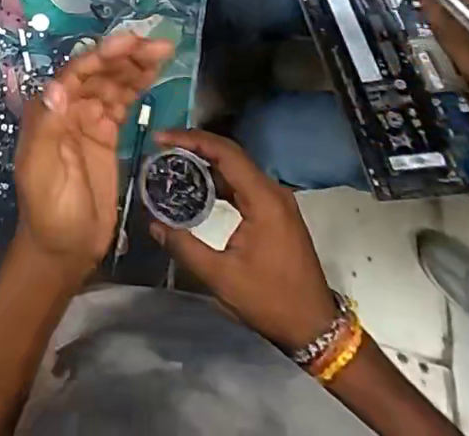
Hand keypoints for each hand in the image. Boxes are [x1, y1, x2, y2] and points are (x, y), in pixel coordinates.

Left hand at [12, 32, 172, 277]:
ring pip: (112, 84)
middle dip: (125, 55)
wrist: (63, 248)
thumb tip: (56, 87)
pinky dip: (136, 86)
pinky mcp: (104, 134)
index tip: (131, 42)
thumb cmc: (48, 211)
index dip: (102, 56)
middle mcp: (66, 108)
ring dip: (134, 66)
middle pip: (97, 73)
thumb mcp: (41, 170)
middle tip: (158, 43)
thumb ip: (48, 128)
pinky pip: (121, 102)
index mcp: (48, 111)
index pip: (76, 74)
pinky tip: (153, 73)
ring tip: (163, 50)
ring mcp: (87, 120)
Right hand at [149, 129, 340, 352]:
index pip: (225, 152)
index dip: (191, 140)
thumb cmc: (271, 300)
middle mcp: (273, 192)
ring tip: (173, 160)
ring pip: (236, 167)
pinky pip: (242, 183)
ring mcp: (276, 202)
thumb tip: (153, 223)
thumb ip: (184, 246)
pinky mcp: (275, 212)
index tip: (161, 138)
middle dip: (194, 145)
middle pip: (230, 154)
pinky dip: (217, 177)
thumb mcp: (221, 277)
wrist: (315, 329)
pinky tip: (196, 184)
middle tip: (161, 146)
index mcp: (264, 200)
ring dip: (205, 160)